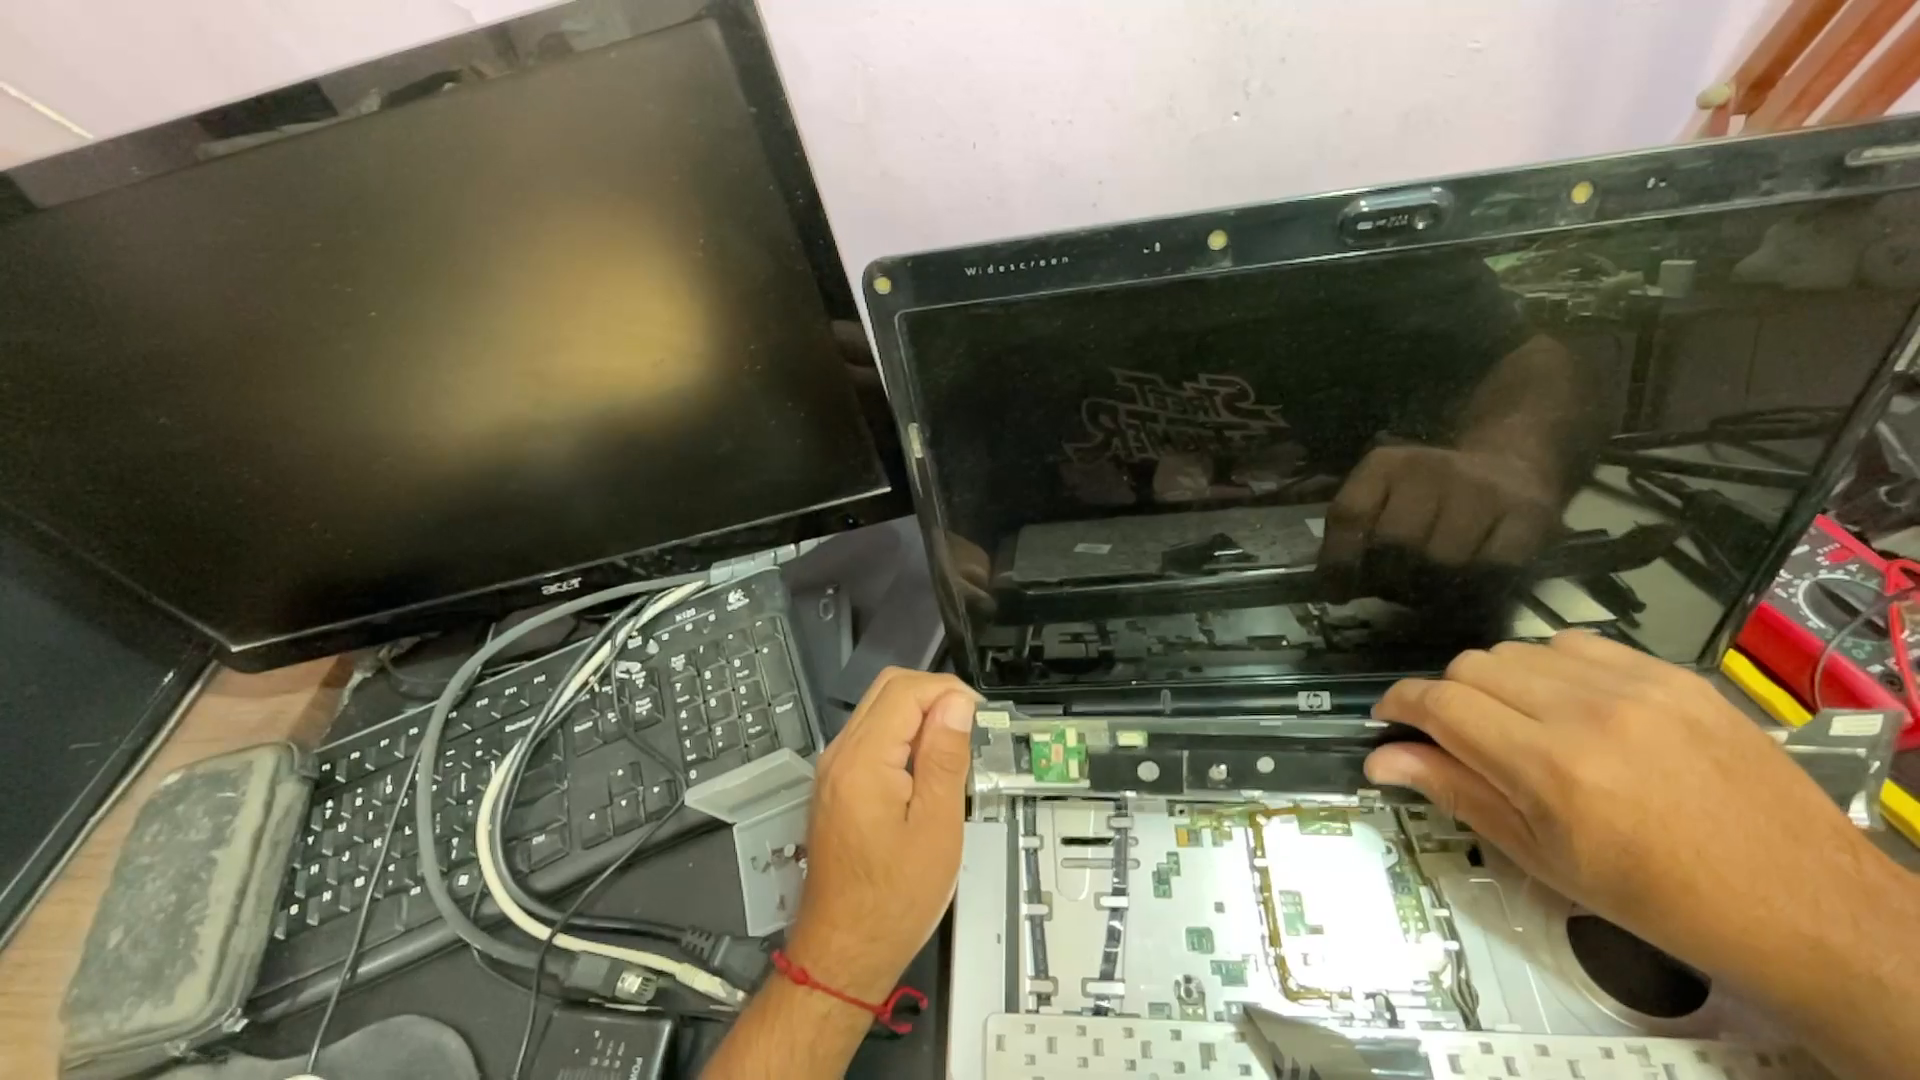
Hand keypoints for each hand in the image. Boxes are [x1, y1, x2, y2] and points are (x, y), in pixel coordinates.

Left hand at [786, 669, 976, 1000]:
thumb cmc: (893, 901)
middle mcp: (839, 757)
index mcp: (863, 761)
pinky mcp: (835, 786)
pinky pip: (869, 738)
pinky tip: (925, 770)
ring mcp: (832, 771)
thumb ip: (946, 758)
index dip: (948, 691)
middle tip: (969, 727)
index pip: (906, 691)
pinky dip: (901, 737)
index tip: (978, 716)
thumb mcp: (937, 828)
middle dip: (933, 695)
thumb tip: (957, 705)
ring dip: (918, 716)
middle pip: (887, 690)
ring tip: (952, 752)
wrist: (845, 949)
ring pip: (877, 710)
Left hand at [1321, 444, 1559, 580]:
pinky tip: (1467, 588)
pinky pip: (1493, 568)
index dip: (1339, 561)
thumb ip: (1353, 537)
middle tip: (1394, 589)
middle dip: (1389, 577)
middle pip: (1396, 541)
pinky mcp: (1529, 514)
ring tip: (1429, 589)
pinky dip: (1476, 588)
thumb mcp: (1381, 499)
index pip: (1350, 515)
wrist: (1510, 464)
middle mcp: (1431, 469)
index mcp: (1385, 465)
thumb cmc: (1429, 497)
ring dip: (1431, 588)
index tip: (1337, 592)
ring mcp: (1482, 489)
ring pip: (1443, 560)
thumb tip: (1335, 591)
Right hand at [1365, 631, 1892, 986]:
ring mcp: (1637, 685)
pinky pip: (1578, 643)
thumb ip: (1454, 791)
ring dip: (1497, 680)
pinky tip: (1569, 705)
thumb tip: (1380, 758)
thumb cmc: (1657, 897)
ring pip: (1518, 648)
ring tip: (1518, 723)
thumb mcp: (1540, 856)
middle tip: (1458, 737)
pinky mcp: (1674, 674)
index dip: (1398, 704)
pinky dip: (1551, 667)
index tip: (1389, 720)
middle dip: (1446, 696)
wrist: (1801, 903)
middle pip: (1470, 665)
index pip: (1439, 702)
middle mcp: (1587, 711)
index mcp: (1549, 767)